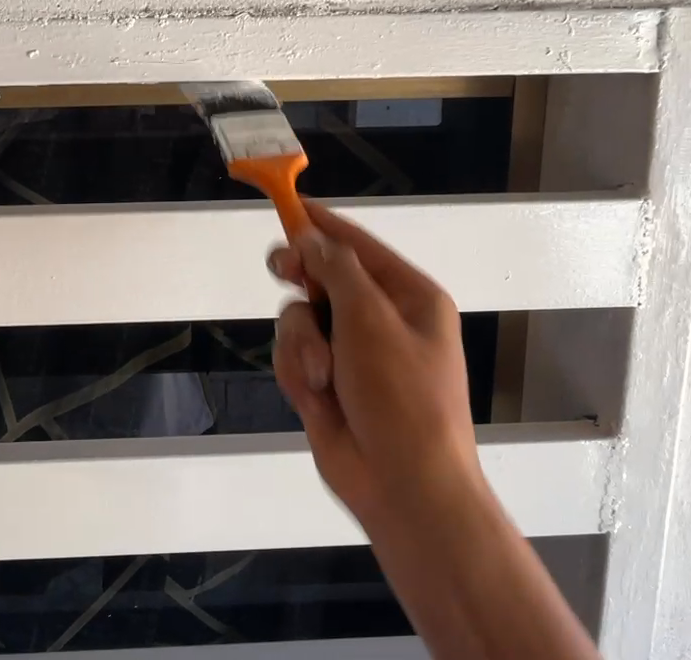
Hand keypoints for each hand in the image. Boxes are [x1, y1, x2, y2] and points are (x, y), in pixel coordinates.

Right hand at [271, 202, 602, 659]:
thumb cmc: (402, 396)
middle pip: (321, 276)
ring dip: (302, 342)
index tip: (288, 205)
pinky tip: (315, 394)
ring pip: (298, 316)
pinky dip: (296, 369)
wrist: (403, 485)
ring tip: (321, 374)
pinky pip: (291, 353)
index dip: (322, 224)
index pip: (357, 245)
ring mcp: (349, 352)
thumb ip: (336, 269)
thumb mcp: (371, 319)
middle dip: (302, 280)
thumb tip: (309, 238)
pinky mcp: (324, 380)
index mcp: (407, 297)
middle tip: (283, 271)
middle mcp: (378, 318)